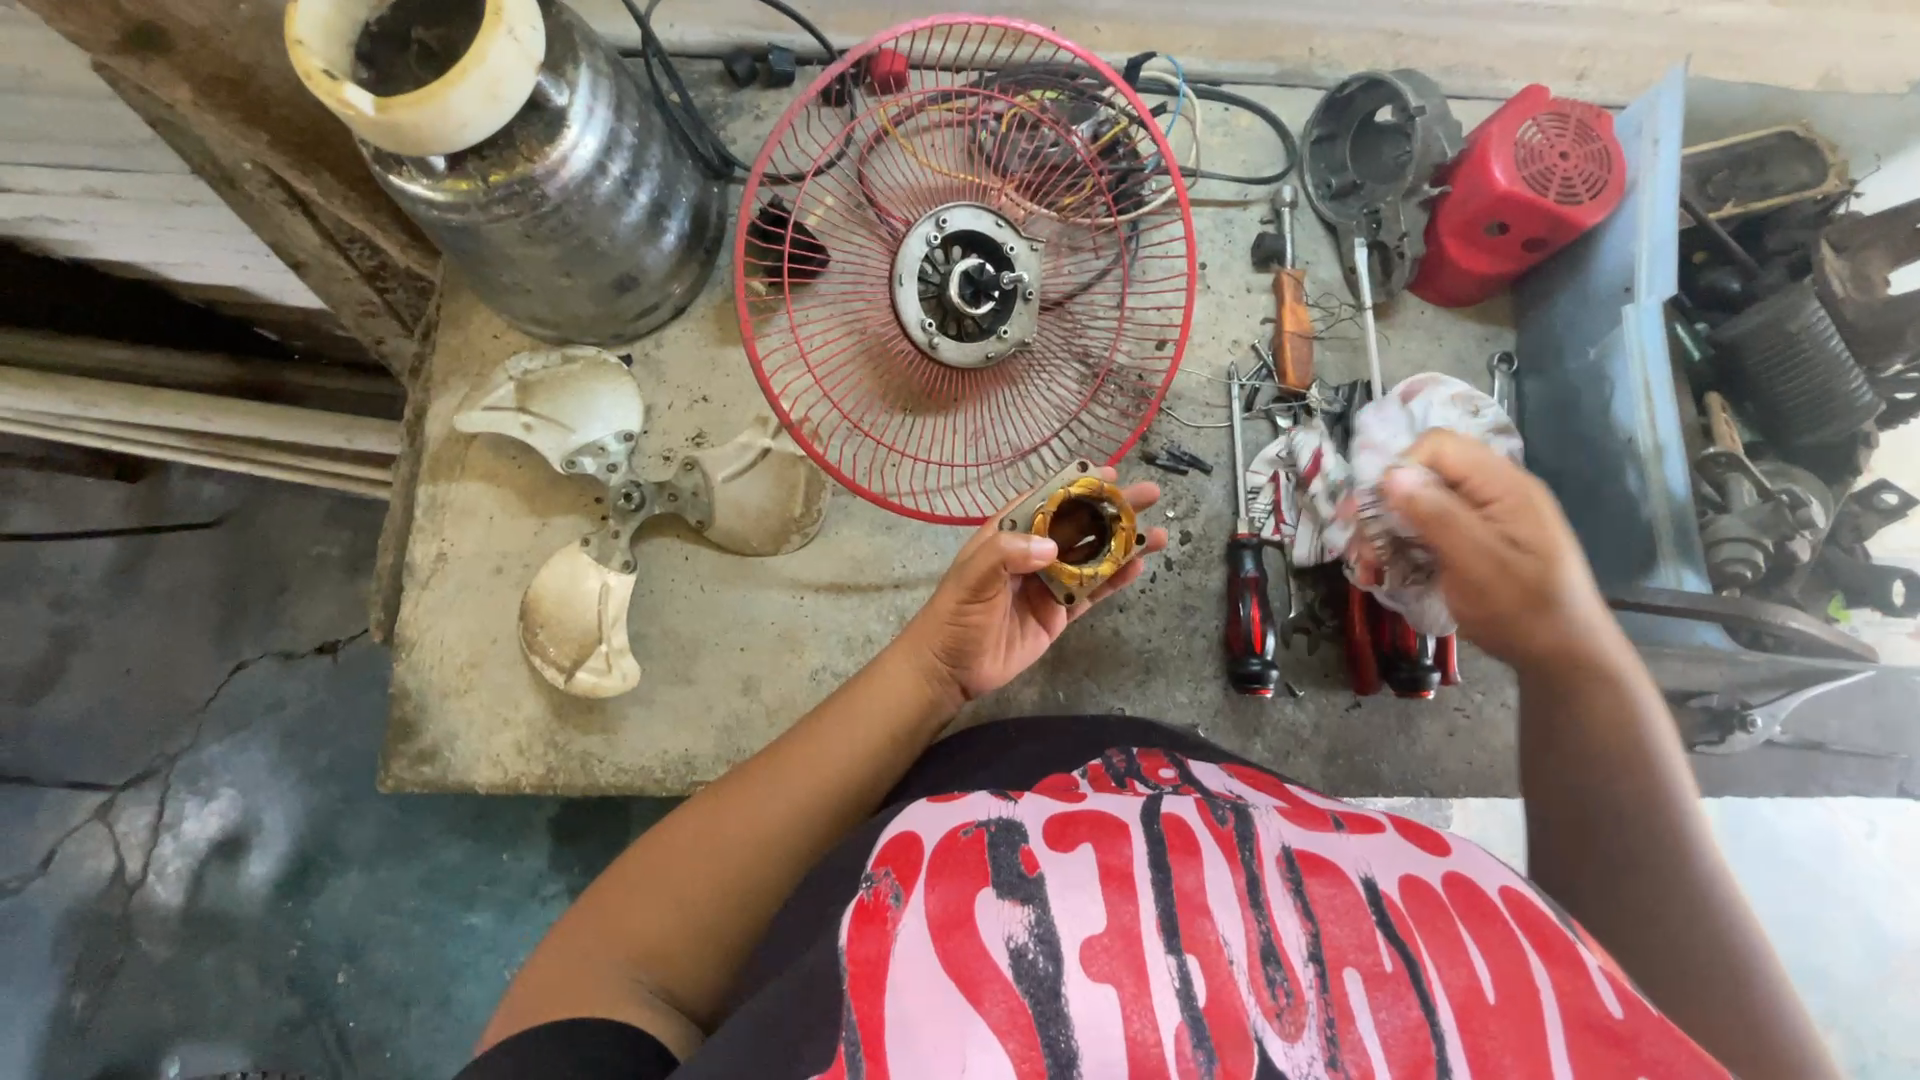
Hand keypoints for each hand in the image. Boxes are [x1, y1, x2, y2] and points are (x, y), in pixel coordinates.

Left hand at [896, 469, 1168, 703]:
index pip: (1047, 501)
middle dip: (1113, 510)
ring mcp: (1049, 584)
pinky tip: (1138, 566)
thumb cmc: (954, 615)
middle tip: (1150, 495)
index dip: (1077, 486)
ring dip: (1123, 544)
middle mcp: (1032, 553)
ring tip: (1157, 533)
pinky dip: (1115, 580)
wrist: (949, 669)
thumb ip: (1007, 553)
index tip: (1110, 474)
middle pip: (1079, 525)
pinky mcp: (1059, 615)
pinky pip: (1092, 593)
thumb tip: (1052, 547)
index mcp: (1008, 535)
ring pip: (1092, 558)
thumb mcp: (972, 577)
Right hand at [1379, 430, 1619, 672]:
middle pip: (1420, 476)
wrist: (1561, 657)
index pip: (1438, 447)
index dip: (1400, 469)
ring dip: (1382, 533)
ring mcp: (1478, 519)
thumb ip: (1437, 515)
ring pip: (1413, 506)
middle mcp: (1489, 494)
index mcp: (1502, 486)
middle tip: (1360, 546)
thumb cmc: (1525, 610)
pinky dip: (1395, 549)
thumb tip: (1391, 474)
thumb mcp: (1479, 563)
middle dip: (1383, 508)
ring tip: (1367, 566)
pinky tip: (1380, 572)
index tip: (1376, 511)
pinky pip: (1421, 531)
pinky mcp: (1466, 543)